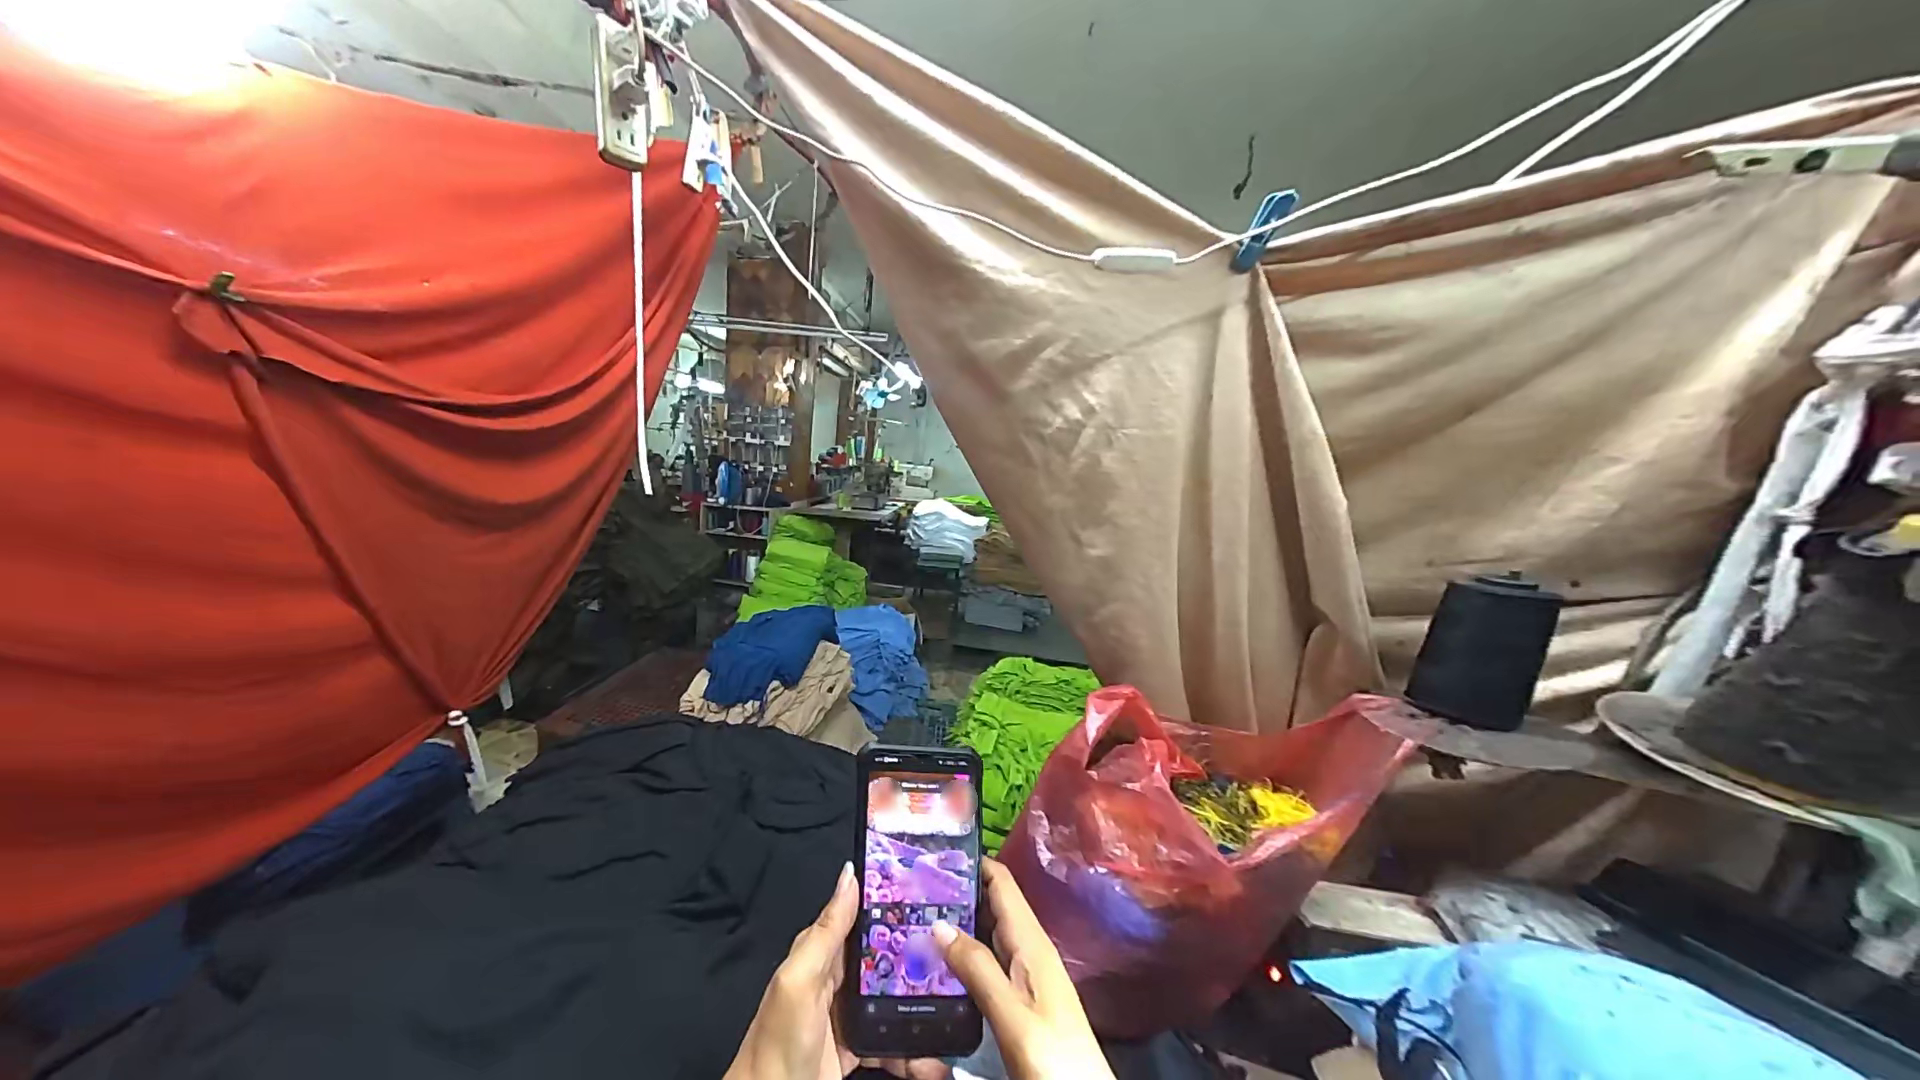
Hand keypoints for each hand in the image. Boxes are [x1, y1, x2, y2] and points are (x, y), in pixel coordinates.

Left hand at [724, 862, 945, 1079]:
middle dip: (918, 954)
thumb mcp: (801, 980)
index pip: (863, 916)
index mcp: (823, 952)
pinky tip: (933, 1055)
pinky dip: (912, 1048)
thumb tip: (849, 873)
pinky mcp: (856, 1048)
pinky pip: (891, 1039)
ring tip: (954, 1008)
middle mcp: (837, 977)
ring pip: (893, 997)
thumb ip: (827, 931)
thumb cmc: (779, 1043)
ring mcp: (848, 1014)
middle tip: (954, 952)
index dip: (894, 904)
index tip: (932, 894)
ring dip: (921, 1004)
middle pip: (885, 956)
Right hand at [932, 860, 1112, 1079]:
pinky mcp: (1022, 995)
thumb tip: (939, 922)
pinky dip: (965, 952)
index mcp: (1031, 940)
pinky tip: (941, 963)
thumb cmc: (1053, 1054)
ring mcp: (1027, 972)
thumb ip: (977, 968)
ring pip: (989, 932)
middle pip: (993, 904)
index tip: (937, 855)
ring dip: (959, 922)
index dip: (974, 863)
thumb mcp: (1010, 1013)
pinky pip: (990, 959)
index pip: (1002, 882)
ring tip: (919, 917)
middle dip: (959, 892)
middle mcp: (1030, 948)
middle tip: (916, 890)